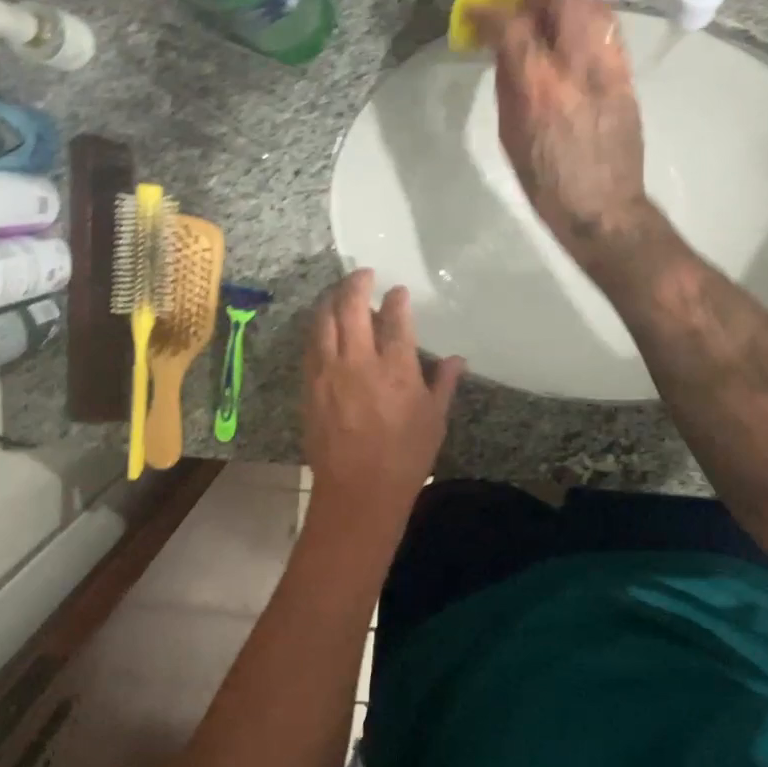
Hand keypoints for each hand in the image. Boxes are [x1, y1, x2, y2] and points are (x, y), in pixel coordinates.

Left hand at [302, 269, 464, 515]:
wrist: (358, 492)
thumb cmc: (405, 458)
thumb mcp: (434, 420)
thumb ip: (444, 384)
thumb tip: (458, 359)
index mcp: (396, 369)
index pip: (395, 319)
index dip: (396, 299)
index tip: (398, 291)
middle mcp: (358, 362)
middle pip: (351, 307)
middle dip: (356, 284)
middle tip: (363, 275)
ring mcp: (328, 373)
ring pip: (323, 321)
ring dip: (331, 300)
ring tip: (339, 292)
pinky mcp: (309, 387)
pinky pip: (310, 346)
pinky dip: (317, 328)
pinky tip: (323, 326)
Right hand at [471, 0, 651, 260]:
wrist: (604, 210)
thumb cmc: (547, 184)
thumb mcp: (512, 137)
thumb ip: (509, 86)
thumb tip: (504, 50)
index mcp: (539, 89)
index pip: (513, 26)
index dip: (490, 12)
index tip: (477, 13)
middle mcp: (577, 69)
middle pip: (561, 1)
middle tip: (522, 14)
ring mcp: (609, 70)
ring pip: (592, 8)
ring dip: (566, 5)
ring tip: (550, 21)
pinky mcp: (628, 79)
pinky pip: (609, 32)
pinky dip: (588, 25)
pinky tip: (575, 42)